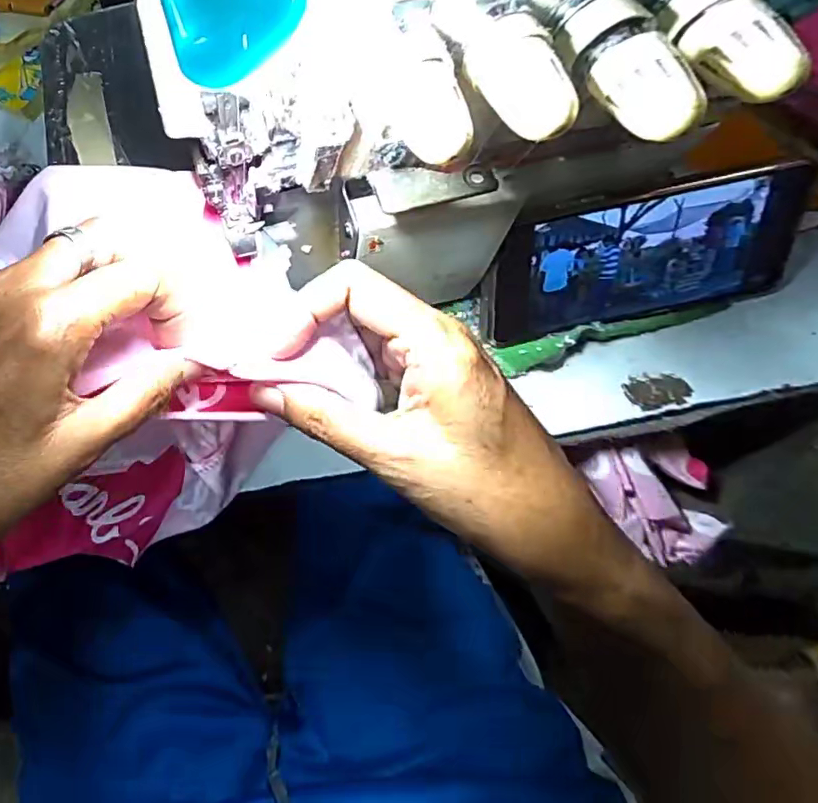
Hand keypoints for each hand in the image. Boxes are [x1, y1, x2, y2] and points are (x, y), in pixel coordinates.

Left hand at [0, 221, 200, 654]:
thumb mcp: (75, 447)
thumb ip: (142, 395)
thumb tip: (189, 363)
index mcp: (51, 321)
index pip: (138, 274)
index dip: (172, 300)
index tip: (176, 339)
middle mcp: (11, 287)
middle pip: (91, 240)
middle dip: (130, 267)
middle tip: (144, 316)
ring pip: (47, 255)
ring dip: (86, 276)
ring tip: (99, 328)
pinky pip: (7, 279)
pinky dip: (42, 291)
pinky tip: (38, 340)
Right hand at [250, 261, 636, 595]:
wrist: (553, 532)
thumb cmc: (488, 494)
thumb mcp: (393, 456)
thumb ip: (322, 417)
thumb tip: (264, 392)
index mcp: (433, 339)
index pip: (351, 286)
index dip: (303, 311)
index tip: (277, 353)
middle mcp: (433, 333)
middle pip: (351, 301)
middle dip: (304, 330)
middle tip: (270, 367)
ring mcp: (433, 353)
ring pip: (358, 328)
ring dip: (318, 351)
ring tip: (286, 382)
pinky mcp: (430, 375)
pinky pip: (373, 355)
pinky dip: (340, 370)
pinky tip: (320, 396)